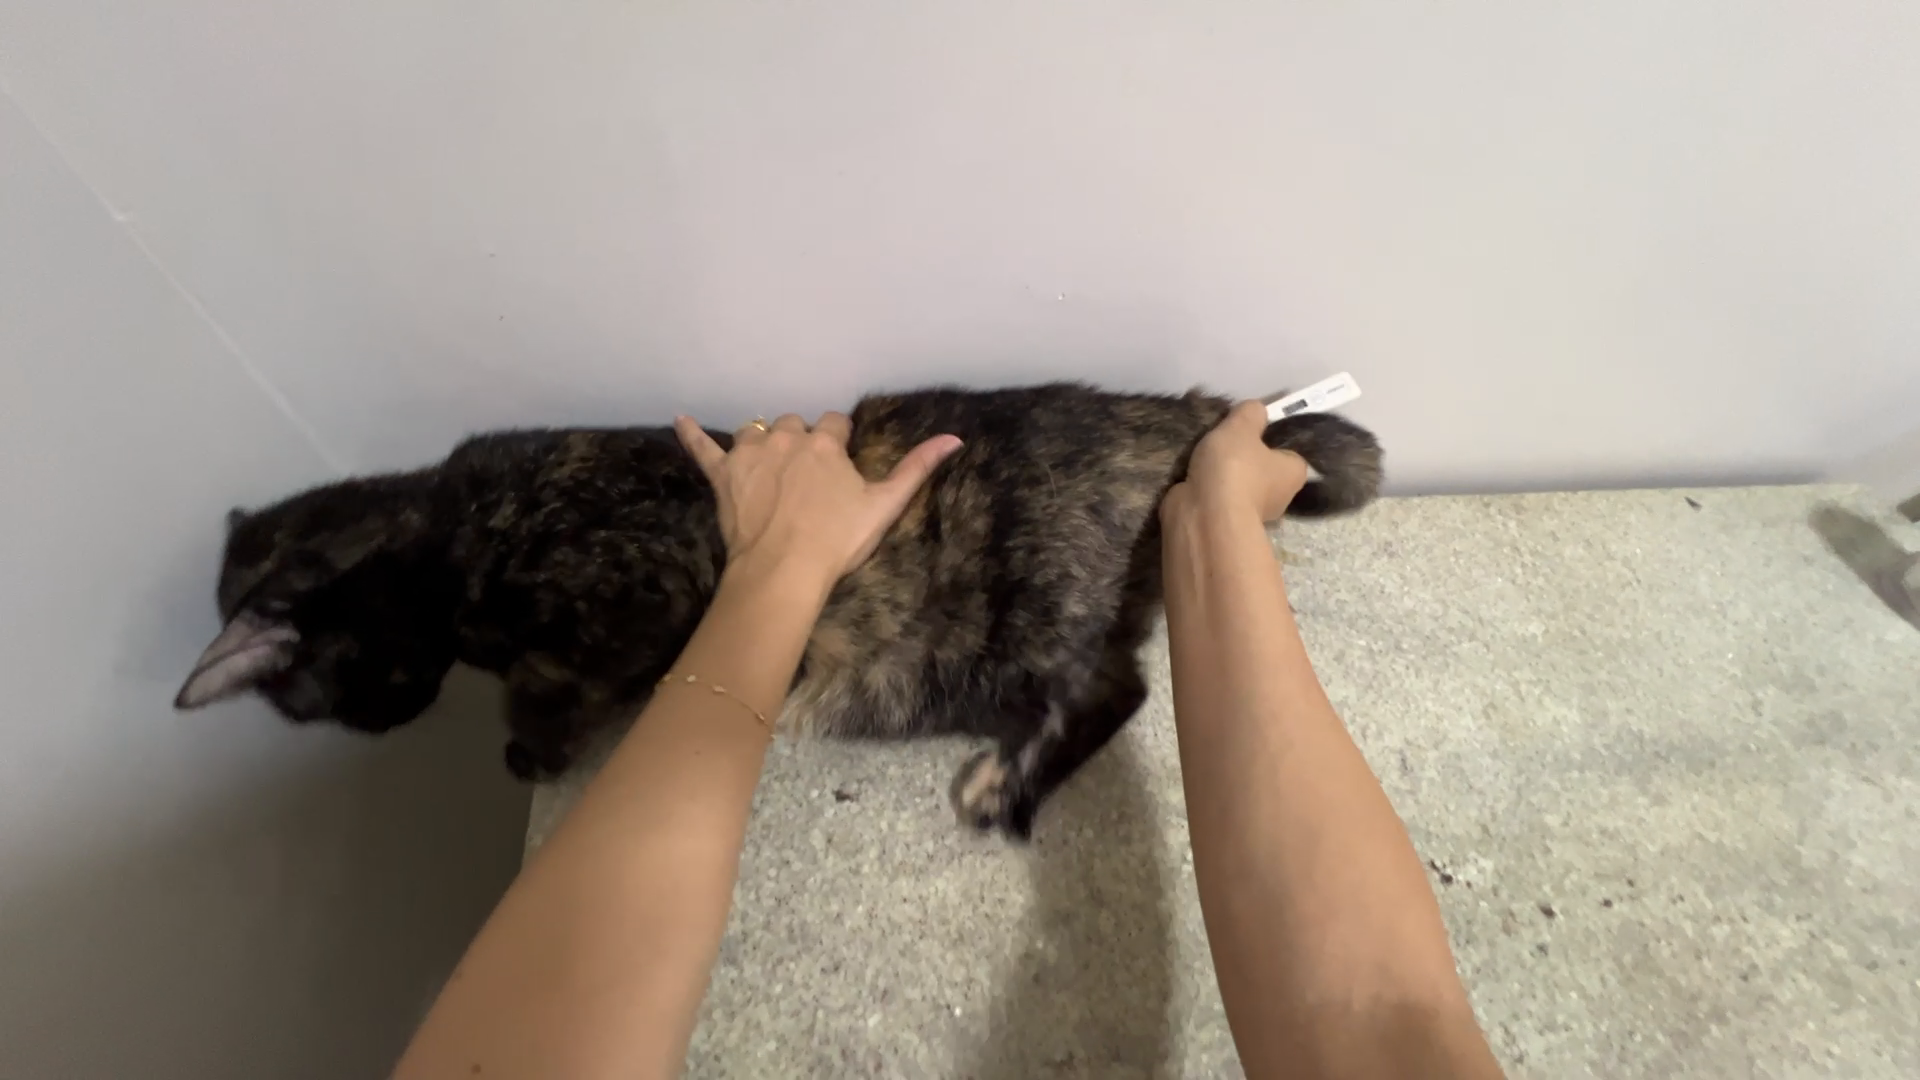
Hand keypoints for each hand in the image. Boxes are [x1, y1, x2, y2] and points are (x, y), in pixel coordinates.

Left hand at [675, 411, 962, 587]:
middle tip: (808, 478)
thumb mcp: (885, 505)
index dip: (840, 440)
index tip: (841, 462)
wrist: (784, 570)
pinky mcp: (722, 474)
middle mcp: (786, 438)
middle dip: (802, 442)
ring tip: (772, 465)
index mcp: (825, 443)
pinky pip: (703, 448)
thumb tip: (955, 438)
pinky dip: (692, 435)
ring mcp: (750, 454)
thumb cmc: (838, 540)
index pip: (835, 423)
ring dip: (764, 442)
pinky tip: (680, 420)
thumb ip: (917, 467)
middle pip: (794, 425)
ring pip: (757, 431)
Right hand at [1164, 400, 1308, 523]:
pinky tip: (1192, 477)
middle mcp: (1279, 497)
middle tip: (1222, 442)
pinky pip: (1217, 498)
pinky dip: (1205, 489)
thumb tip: (1255, 412)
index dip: (1269, 439)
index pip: (1288, 451)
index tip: (1248, 431)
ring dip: (1221, 475)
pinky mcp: (1223, 522)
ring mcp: (1250, 513)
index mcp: (1294, 473)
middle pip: (1262, 469)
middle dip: (1243, 458)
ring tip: (1200, 457)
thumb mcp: (1242, 426)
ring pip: (1237, 485)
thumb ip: (1250, 412)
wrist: (1204, 514)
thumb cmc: (1234, 468)